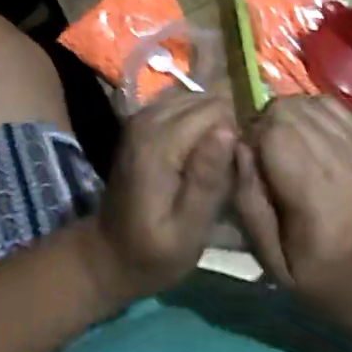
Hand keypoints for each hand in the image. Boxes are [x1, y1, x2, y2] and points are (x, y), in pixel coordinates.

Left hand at [81, 92, 236, 303]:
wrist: (109, 254)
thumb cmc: (153, 253)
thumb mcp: (188, 232)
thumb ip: (207, 181)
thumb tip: (228, 131)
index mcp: (158, 144)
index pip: (215, 111)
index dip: (237, 132)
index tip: (242, 165)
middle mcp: (147, 119)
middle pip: (206, 99)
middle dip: (227, 124)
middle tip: (233, 166)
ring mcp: (142, 116)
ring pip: (196, 97)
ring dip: (214, 121)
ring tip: (220, 159)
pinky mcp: (142, 119)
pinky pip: (182, 103)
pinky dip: (199, 119)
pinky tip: (202, 149)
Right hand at [234, 97, 351, 325]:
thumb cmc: (314, 275)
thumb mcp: (269, 257)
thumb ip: (249, 201)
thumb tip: (237, 146)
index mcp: (318, 200)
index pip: (276, 134)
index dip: (252, 136)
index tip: (247, 156)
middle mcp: (344, 166)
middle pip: (290, 111)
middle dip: (266, 122)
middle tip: (262, 150)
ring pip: (307, 102)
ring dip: (287, 115)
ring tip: (283, 143)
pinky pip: (329, 104)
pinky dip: (309, 112)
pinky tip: (305, 135)